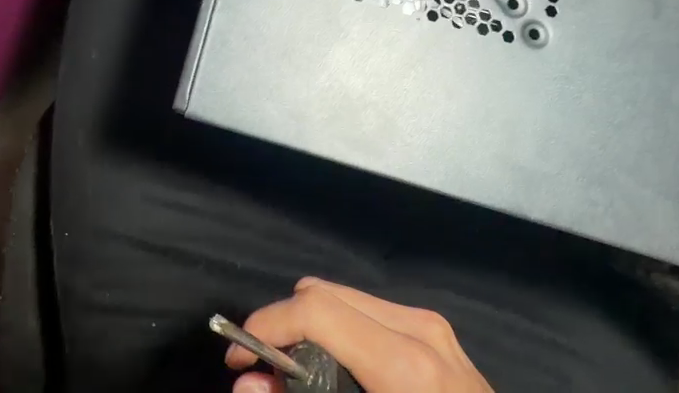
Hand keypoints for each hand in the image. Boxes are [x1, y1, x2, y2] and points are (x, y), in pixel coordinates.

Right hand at [226, 278, 494, 392]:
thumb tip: (248, 383)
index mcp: (404, 359)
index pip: (315, 308)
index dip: (265, 326)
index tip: (238, 360)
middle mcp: (419, 328)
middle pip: (325, 295)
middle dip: (284, 330)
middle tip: (264, 376)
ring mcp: (434, 329)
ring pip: (346, 300)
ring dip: (312, 333)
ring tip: (300, 377)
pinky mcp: (440, 337)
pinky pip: (371, 316)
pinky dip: (342, 337)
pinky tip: (339, 375)